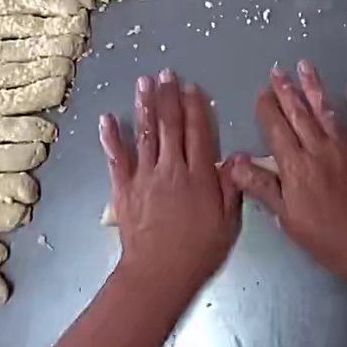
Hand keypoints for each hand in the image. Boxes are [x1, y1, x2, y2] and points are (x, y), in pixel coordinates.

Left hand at [99, 68, 241, 302]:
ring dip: (144, 104)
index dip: (195, 107)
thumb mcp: (227, 222)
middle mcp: (171, 168)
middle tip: (167, 72)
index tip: (191, 87)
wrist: (158, 274)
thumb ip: (231, 186)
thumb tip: (239, 155)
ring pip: (145, 132)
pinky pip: (116, 157)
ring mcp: (144, 175)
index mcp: (198, 175)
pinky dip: (111, 136)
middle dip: (169, 96)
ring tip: (144, 81)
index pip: (198, 133)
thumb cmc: (197, 250)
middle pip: (170, 125)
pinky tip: (107, 117)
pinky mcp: (123, 186)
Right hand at [227, 60, 346, 280]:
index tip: (261, 92)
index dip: (267, 109)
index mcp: (295, 166)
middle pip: (298, 114)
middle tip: (277, 70)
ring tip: (305, 65)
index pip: (276, 129)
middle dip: (286, 90)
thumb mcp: (286, 216)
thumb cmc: (324, 235)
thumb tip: (233, 162)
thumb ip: (261, 186)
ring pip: (324, 112)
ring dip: (313, 87)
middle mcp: (318, 150)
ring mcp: (343, 149)